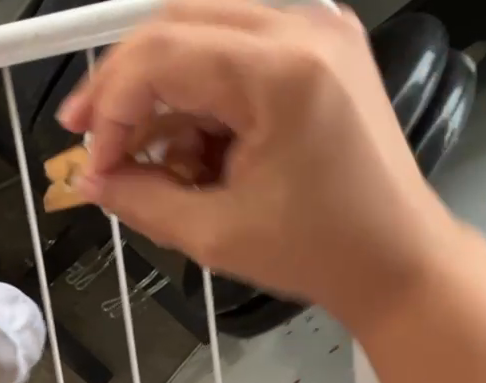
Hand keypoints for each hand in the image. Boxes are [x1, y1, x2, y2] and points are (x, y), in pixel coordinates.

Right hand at [57, 0, 463, 335]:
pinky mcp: (319, 49)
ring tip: (150, 159)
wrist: (395, 256)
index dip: (110, 109)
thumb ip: (140, 200)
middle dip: (123, 85)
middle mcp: (303, 28)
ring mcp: (317, 30)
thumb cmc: (317, 251)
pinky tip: (192, 148)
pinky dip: (197, 96)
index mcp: (282, 72)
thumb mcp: (213, 235)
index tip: (93, 164)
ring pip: (200, 32)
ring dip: (160, 94)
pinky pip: (233, 51)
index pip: (161, 55)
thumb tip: (90, 180)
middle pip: (175, 24)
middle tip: (90, 137)